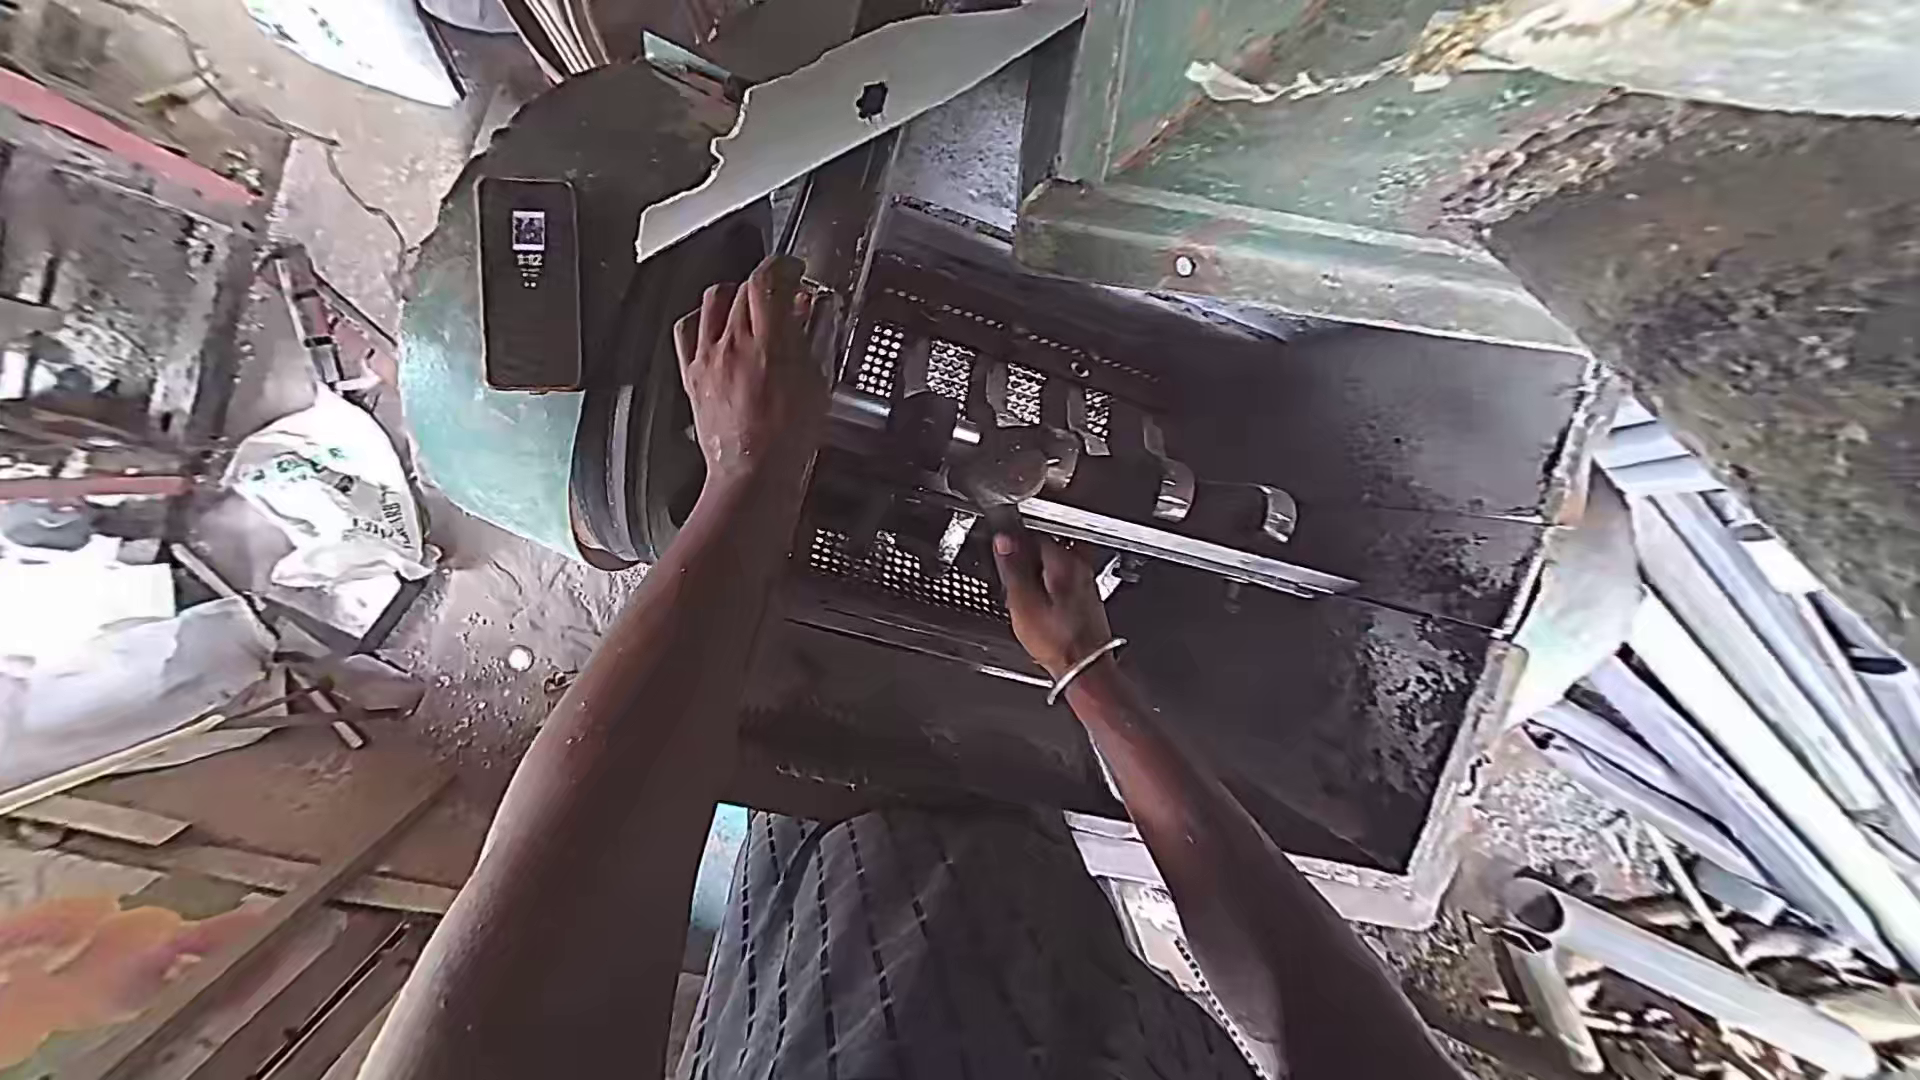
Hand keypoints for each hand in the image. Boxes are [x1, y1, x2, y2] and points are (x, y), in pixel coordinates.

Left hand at [673, 254, 826, 488]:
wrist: (753, 472)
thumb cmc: (787, 440)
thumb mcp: (815, 387)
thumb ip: (809, 344)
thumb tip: (805, 315)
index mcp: (769, 346)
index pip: (767, 282)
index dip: (782, 267)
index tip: (793, 269)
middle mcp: (733, 345)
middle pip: (742, 289)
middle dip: (766, 284)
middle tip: (782, 294)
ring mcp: (708, 358)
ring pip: (713, 301)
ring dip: (735, 295)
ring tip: (750, 307)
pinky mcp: (692, 374)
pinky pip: (687, 329)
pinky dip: (703, 318)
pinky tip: (715, 325)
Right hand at [991, 527, 1114, 678]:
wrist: (1084, 668)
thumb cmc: (1058, 640)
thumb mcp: (1023, 602)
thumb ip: (1012, 567)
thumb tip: (1004, 541)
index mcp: (1064, 562)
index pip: (1035, 536)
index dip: (1014, 543)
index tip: (1002, 552)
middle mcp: (1079, 568)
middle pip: (1047, 549)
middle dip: (1026, 557)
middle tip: (1010, 572)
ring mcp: (1085, 584)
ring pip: (1055, 566)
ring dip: (1037, 573)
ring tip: (1021, 590)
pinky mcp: (1086, 600)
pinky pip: (1061, 582)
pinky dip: (1047, 587)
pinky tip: (1038, 603)